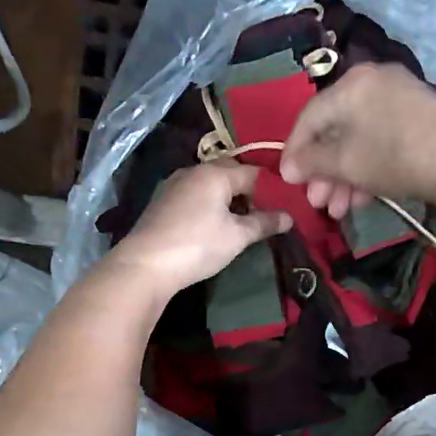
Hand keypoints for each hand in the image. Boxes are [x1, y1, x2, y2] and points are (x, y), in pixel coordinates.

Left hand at [103, 159, 293, 295]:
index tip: (284, 206)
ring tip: (241, 222)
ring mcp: (175, 185)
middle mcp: (194, 170)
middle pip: (230, 174)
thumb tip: (289, 217)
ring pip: (211, 185)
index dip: (272, 189)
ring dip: (228, 199)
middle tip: (264, 215)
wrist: (146, 264)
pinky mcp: (163, 201)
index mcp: (215, 173)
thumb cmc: (198, 245)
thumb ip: (264, 224)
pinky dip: (209, 205)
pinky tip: (214, 225)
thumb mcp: (237, 237)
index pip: (254, 172)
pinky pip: (195, 195)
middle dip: (249, 192)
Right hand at [280, 63, 435, 216]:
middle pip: (334, 130)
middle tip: (317, 202)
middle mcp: (372, 83)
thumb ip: (312, 163)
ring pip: (357, 140)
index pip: (308, 117)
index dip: (294, 152)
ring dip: (343, 176)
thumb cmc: (395, 158)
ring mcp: (397, 99)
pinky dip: (366, 168)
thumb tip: (288, 167)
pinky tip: (361, 199)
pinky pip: (378, 140)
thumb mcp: (346, 163)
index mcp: (350, 85)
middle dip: (323, 171)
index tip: (288, 181)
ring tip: (338, 209)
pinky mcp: (416, 118)